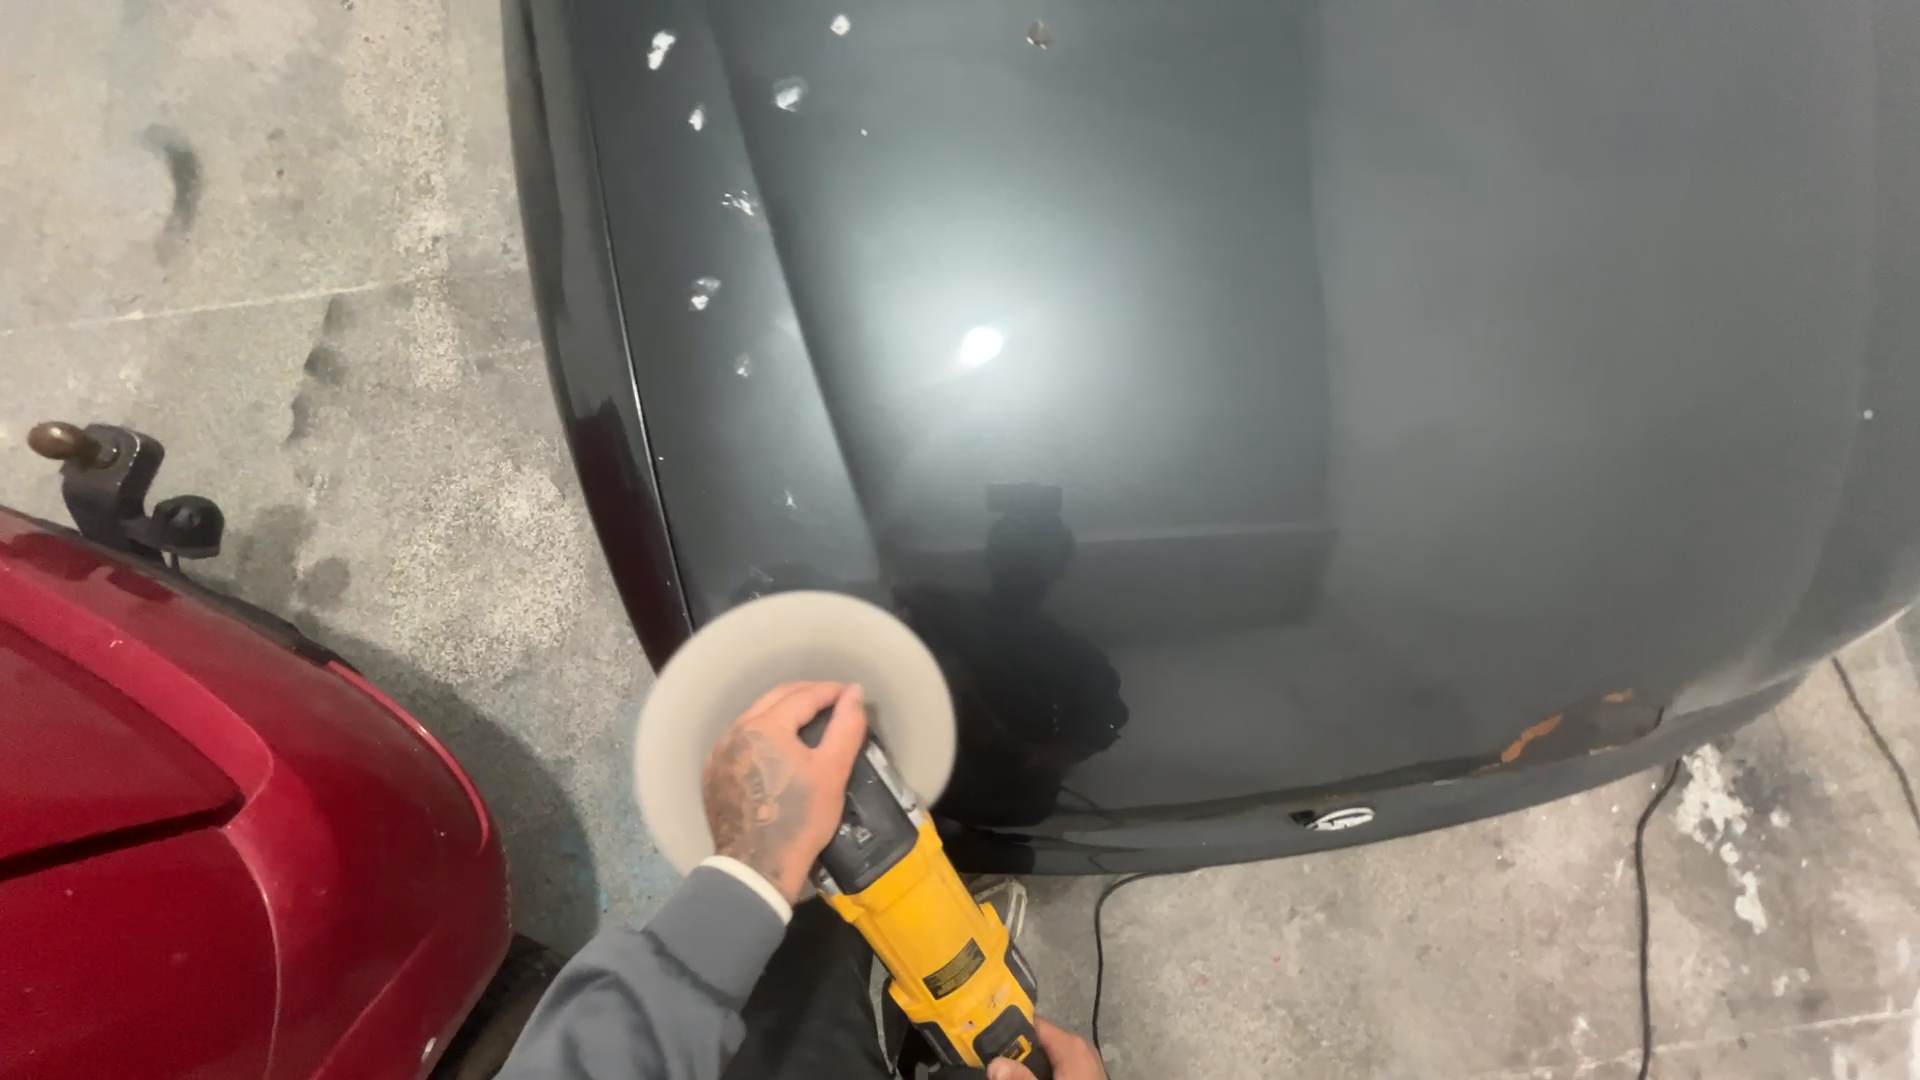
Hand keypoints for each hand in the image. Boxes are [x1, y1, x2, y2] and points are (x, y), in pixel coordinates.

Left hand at [702, 681, 867, 902]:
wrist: (757, 869)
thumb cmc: (800, 818)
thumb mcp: (832, 770)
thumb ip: (847, 726)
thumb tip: (855, 692)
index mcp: (763, 727)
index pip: (802, 696)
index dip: (829, 691)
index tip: (849, 693)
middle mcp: (735, 732)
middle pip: (775, 699)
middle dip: (806, 694)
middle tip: (832, 700)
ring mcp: (720, 754)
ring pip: (756, 717)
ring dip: (783, 712)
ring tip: (809, 720)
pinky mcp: (713, 774)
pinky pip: (742, 740)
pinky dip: (764, 733)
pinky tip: (779, 746)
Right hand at [987, 1018, 1106, 1079]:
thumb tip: (994, 1064)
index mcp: (1071, 1046)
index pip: (1032, 1025)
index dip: (1009, 1036)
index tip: (989, 1051)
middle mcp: (1079, 1050)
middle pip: (1037, 1045)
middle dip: (1018, 1062)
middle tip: (997, 1076)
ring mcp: (1085, 1067)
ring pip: (1046, 1063)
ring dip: (1029, 1074)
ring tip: (1009, 1079)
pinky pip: (1057, 1073)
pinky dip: (1043, 1078)